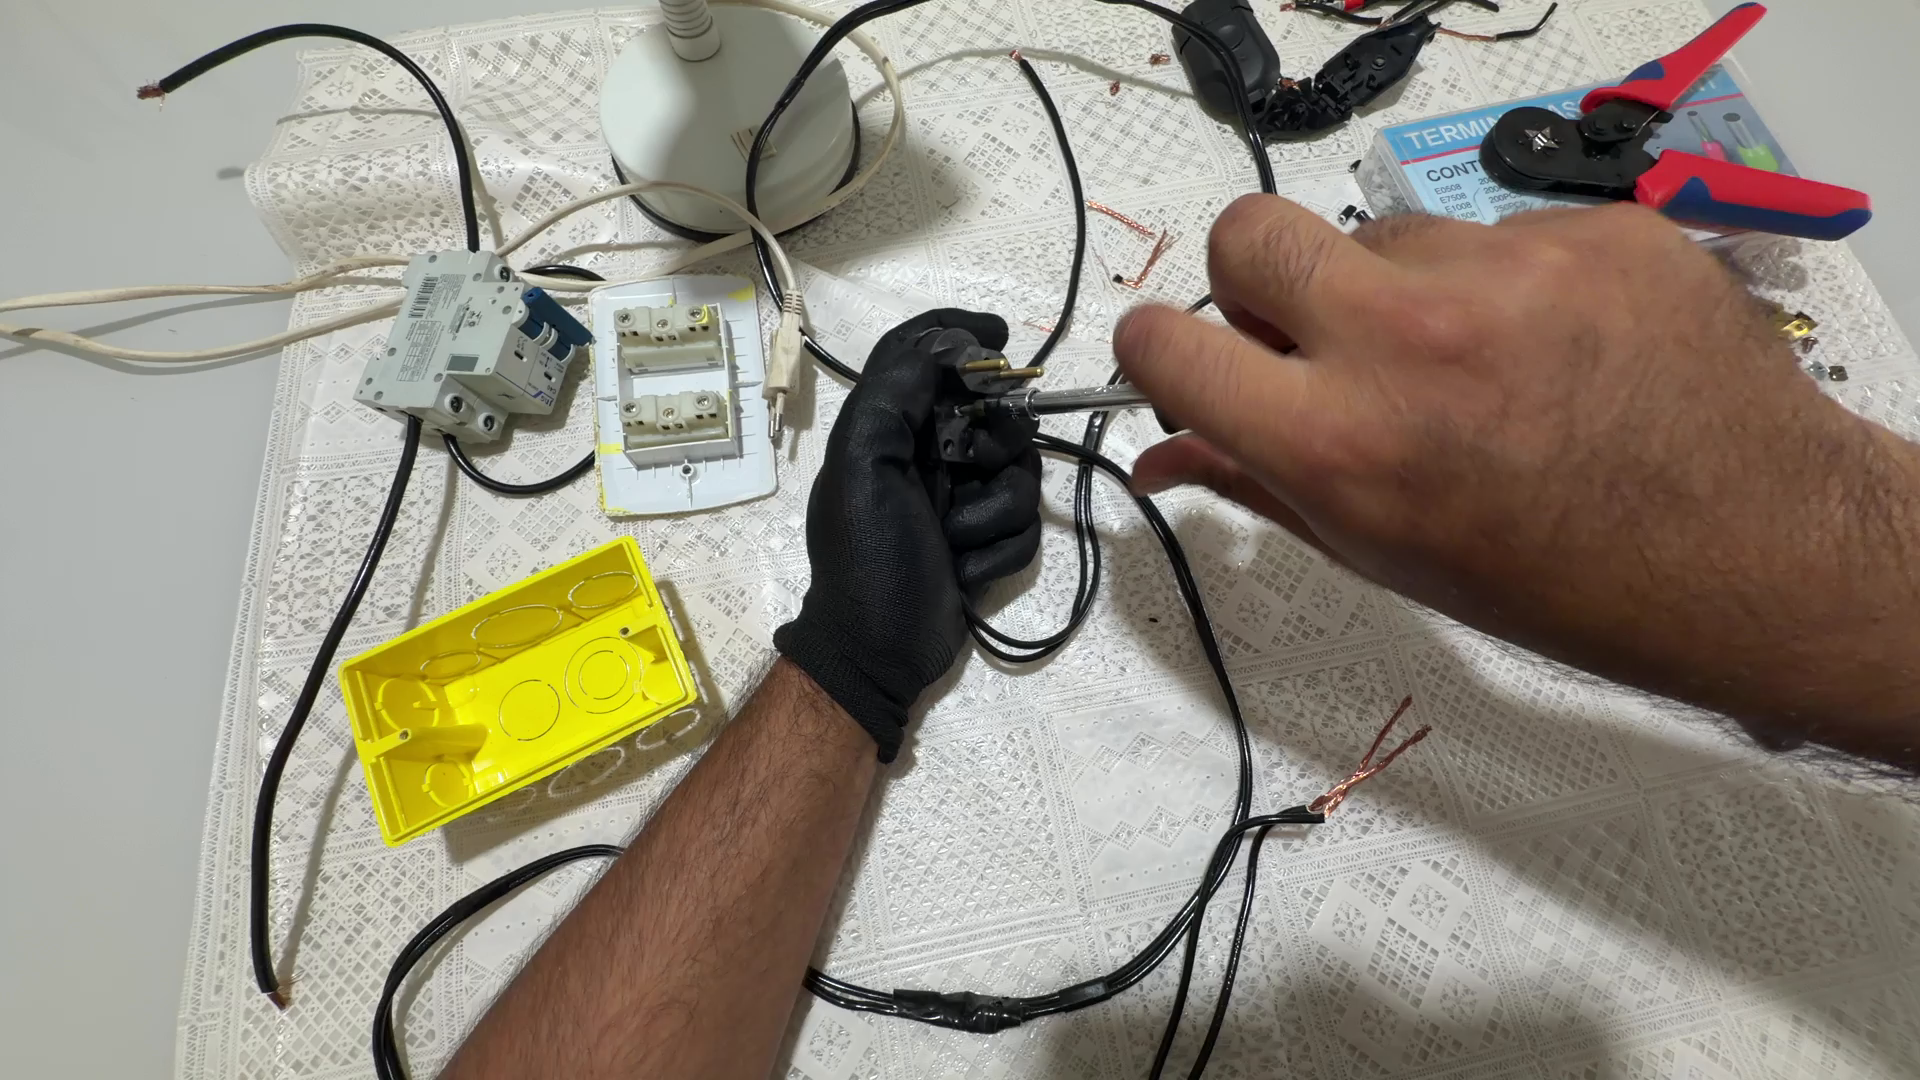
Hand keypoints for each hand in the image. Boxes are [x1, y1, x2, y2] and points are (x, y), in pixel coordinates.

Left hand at [775, 310, 1041, 760]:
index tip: (1001, 338)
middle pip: (993, 414)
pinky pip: (1025, 524)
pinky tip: (964, 573)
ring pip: (1021, 473)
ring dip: (993, 513)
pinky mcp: (986, 539)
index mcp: (890, 428)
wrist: (878, 652)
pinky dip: (1000, 551)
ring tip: (956, 542)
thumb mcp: (863, 464)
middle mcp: (928, 454)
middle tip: (972, 469)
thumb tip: (946, 343)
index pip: (922, 354)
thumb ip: (895, 393)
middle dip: (993, 446)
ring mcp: (961, 498)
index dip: (961, 333)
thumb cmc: (866, 556)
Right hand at [1115, 197, 1919, 762]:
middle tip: (1299, 334)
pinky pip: (1476, 232)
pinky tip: (1524, 344)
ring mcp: (1503, 271)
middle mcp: (1402, 341)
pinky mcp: (1590, 229)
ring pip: (1370, 235)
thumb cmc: (1525, 574)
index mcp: (1332, 440)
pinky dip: (1473, 282)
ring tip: (1443, 360)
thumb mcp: (1359, 545)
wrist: (1740, 551)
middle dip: (1248, 281)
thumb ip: (1241, 480)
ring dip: (1375, 290)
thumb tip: (1155, 460)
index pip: (1165, 345)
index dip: (1148, 349)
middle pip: (1247, 232)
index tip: (1172, 361)